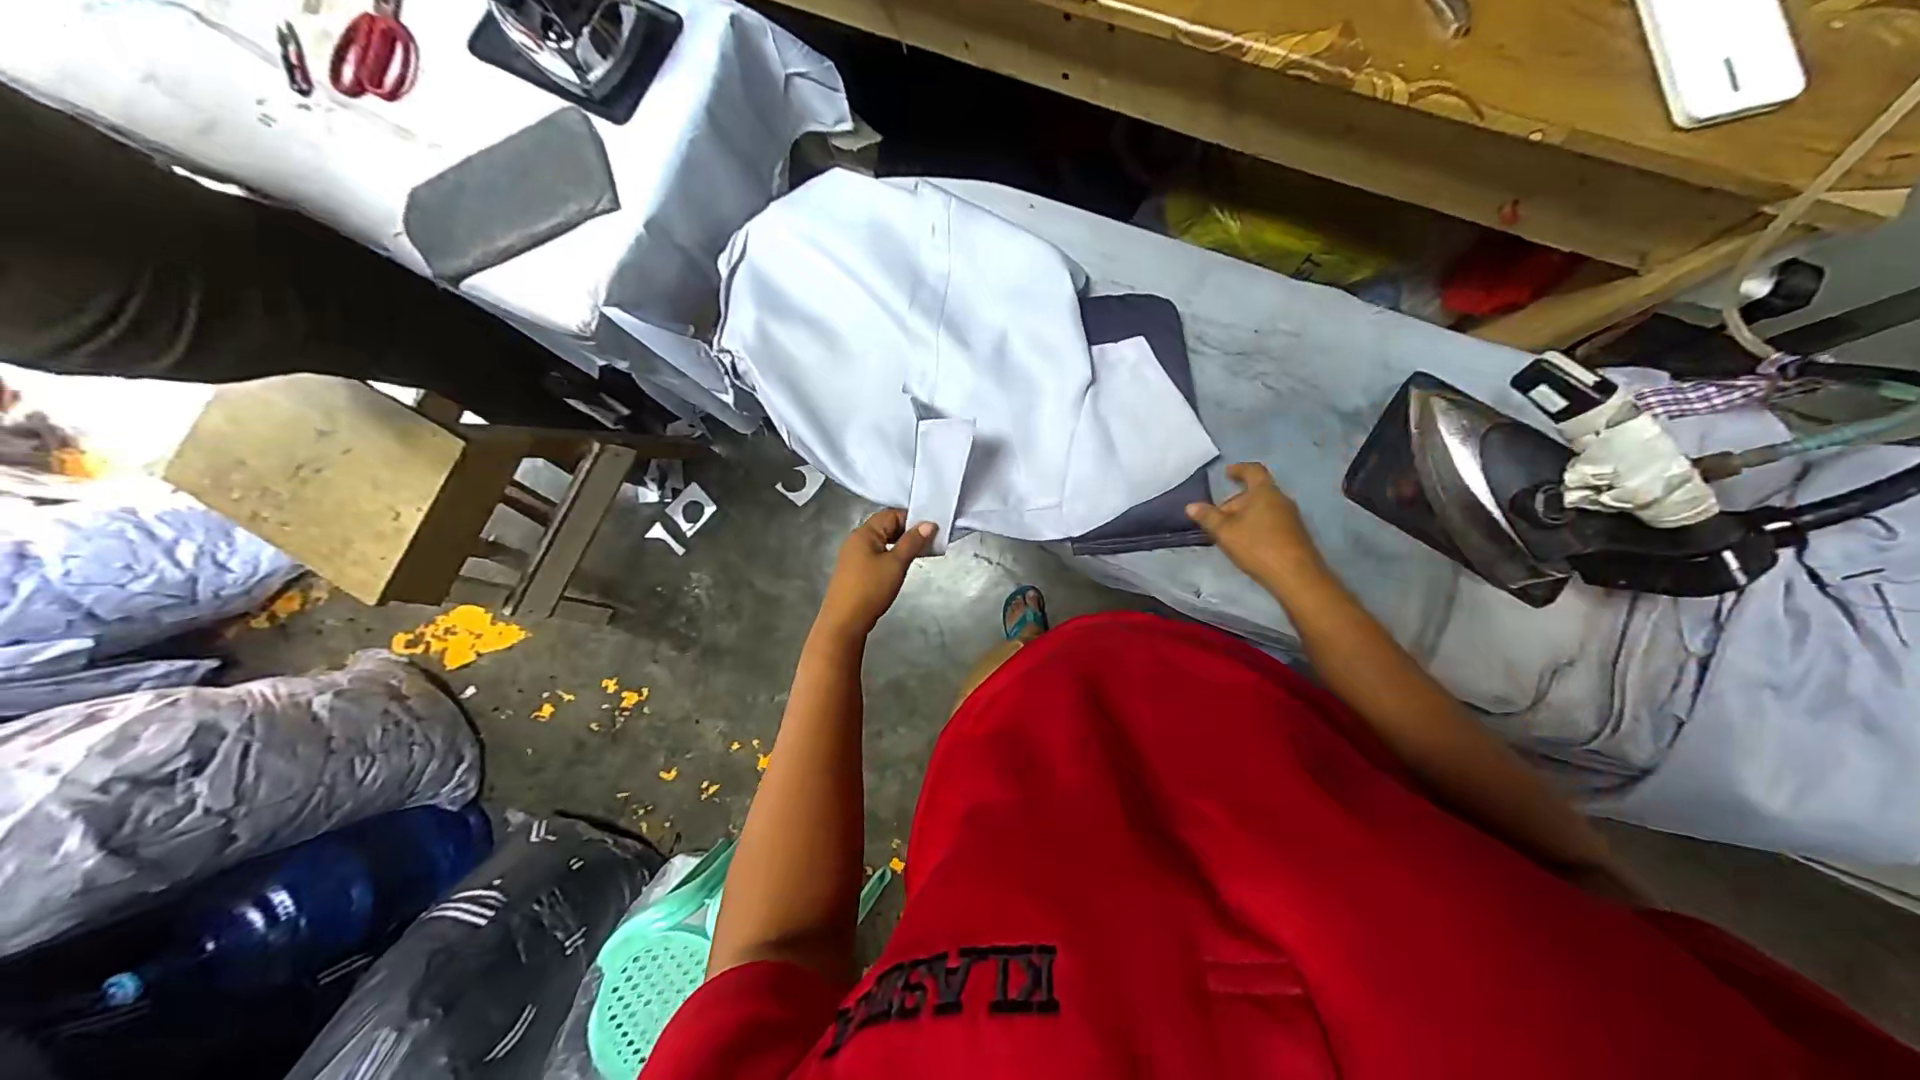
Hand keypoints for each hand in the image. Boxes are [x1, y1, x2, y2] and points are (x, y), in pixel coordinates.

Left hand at [816, 509, 937, 637]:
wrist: (844, 620)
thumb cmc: (871, 589)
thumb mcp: (896, 564)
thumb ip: (912, 542)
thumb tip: (929, 524)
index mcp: (864, 532)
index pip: (891, 514)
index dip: (912, 519)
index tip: (931, 530)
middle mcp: (856, 539)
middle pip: (885, 526)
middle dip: (907, 532)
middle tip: (928, 543)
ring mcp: (853, 555)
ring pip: (881, 541)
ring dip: (899, 545)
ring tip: (917, 555)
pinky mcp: (853, 570)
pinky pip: (875, 554)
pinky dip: (890, 556)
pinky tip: (899, 567)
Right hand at [1186, 463, 1325, 589]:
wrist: (1296, 575)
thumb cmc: (1257, 546)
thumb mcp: (1225, 532)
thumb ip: (1207, 517)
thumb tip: (1191, 506)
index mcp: (1264, 492)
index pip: (1253, 470)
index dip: (1239, 469)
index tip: (1227, 473)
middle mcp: (1281, 499)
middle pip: (1256, 492)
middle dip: (1236, 501)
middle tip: (1218, 516)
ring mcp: (1291, 517)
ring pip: (1264, 508)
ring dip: (1246, 515)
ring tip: (1230, 532)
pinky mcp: (1295, 533)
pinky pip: (1272, 521)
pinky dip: (1257, 525)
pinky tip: (1247, 543)